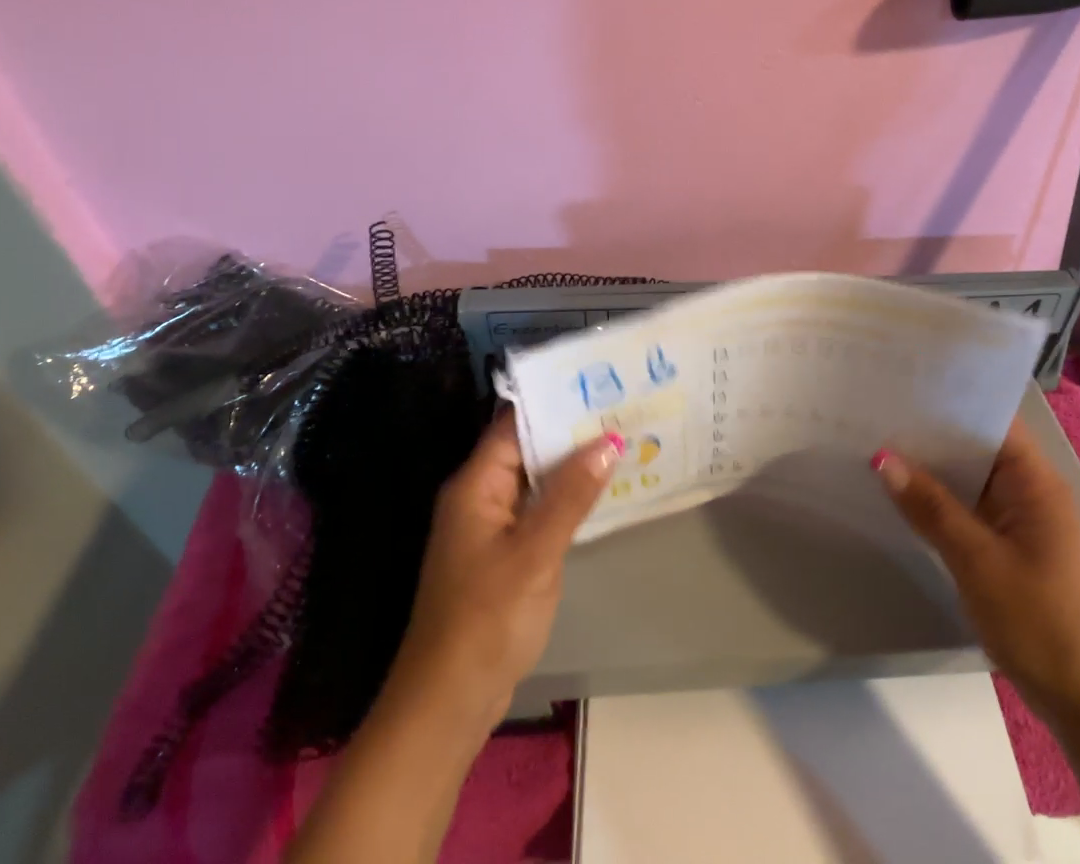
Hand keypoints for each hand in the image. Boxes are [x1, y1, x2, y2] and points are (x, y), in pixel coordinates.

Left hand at [379, 413, 623, 730]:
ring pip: (535, 484)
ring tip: (626, 442)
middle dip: (571, 433)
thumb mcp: (536, 551)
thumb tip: (607, 441)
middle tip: (627, 410)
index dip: (554, 403)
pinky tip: (604, 496)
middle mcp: (478, 499)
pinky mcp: (503, 558)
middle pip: (526, 451)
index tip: (601, 384)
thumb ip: (571, 495)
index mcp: (474, 486)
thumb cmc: (489, 617)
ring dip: (572, 468)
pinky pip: (537, 515)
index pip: (513, 426)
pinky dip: (567, 502)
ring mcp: (490, 530)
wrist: (452, 695)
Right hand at [873, 421, 1079, 726]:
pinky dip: (936, 506)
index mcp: (1035, 484)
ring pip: (968, 483)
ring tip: (870, 449)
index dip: (950, 401)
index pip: (993, 421)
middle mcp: (1029, 495)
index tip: (899, 386)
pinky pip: (967, 515)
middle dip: (928, 435)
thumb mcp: (978, 562)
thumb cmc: (1039, 621)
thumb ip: (932, 509)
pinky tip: (896, 501)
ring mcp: (1019, 525)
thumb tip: (884, 459)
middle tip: (869, 416)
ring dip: (929, 472)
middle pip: (976, 449)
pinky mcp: (1008, 552)